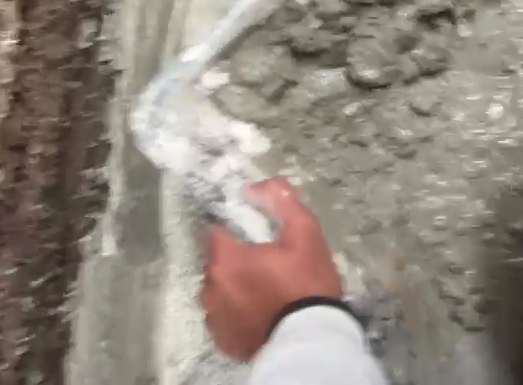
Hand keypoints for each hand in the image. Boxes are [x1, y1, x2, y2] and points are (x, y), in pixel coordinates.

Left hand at [201, 177, 344, 360]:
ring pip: (219, 288)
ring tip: (265, 287)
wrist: (311, 339)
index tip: (256, 232)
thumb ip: (282, 200)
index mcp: (226, 259)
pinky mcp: (222, 340)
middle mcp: (211, 288)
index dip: (235, 226)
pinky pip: (223, 314)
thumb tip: (262, 182)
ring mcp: (214, 317)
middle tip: (268, 259)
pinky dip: (236, 309)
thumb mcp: (304, 231)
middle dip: (237, 256)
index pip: (216, 230)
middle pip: (218, 260)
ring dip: (234, 283)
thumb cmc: (306, 281)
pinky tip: (260, 308)